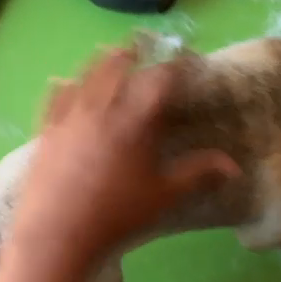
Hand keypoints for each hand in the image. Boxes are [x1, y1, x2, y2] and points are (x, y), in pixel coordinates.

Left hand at [6, 47, 235, 265]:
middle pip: (117, 67)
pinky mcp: (47, 130)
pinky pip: (56, 97)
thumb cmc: (116, 214)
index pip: (160, 80)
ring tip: (109, 55)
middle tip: (140, 49)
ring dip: (100, 62)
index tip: (186, 63)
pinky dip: (65, 85)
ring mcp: (70, 116)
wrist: (57, 232)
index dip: (176, 67)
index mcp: (135, 119)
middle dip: (132, 55)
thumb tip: (234, 165)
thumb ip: (198, 174)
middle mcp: (101, 108)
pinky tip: (65, 82)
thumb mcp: (163, 196)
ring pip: (85, 76)